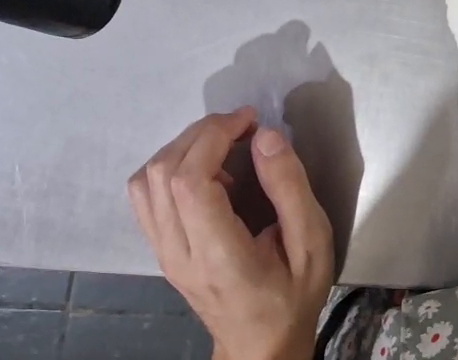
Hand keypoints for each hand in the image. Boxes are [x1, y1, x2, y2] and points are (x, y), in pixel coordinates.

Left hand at [128, 108, 334, 359]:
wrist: (260, 347)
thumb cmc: (293, 294)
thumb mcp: (313, 241)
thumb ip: (290, 188)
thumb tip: (266, 136)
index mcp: (217, 254)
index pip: (188, 182)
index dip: (214, 137)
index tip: (251, 120)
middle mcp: (178, 252)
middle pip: (161, 174)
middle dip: (202, 133)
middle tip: (244, 124)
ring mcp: (163, 252)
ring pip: (145, 182)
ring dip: (184, 146)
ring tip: (226, 141)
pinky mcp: (161, 249)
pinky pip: (146, 196)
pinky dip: (173, 166)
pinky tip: (210, 169)